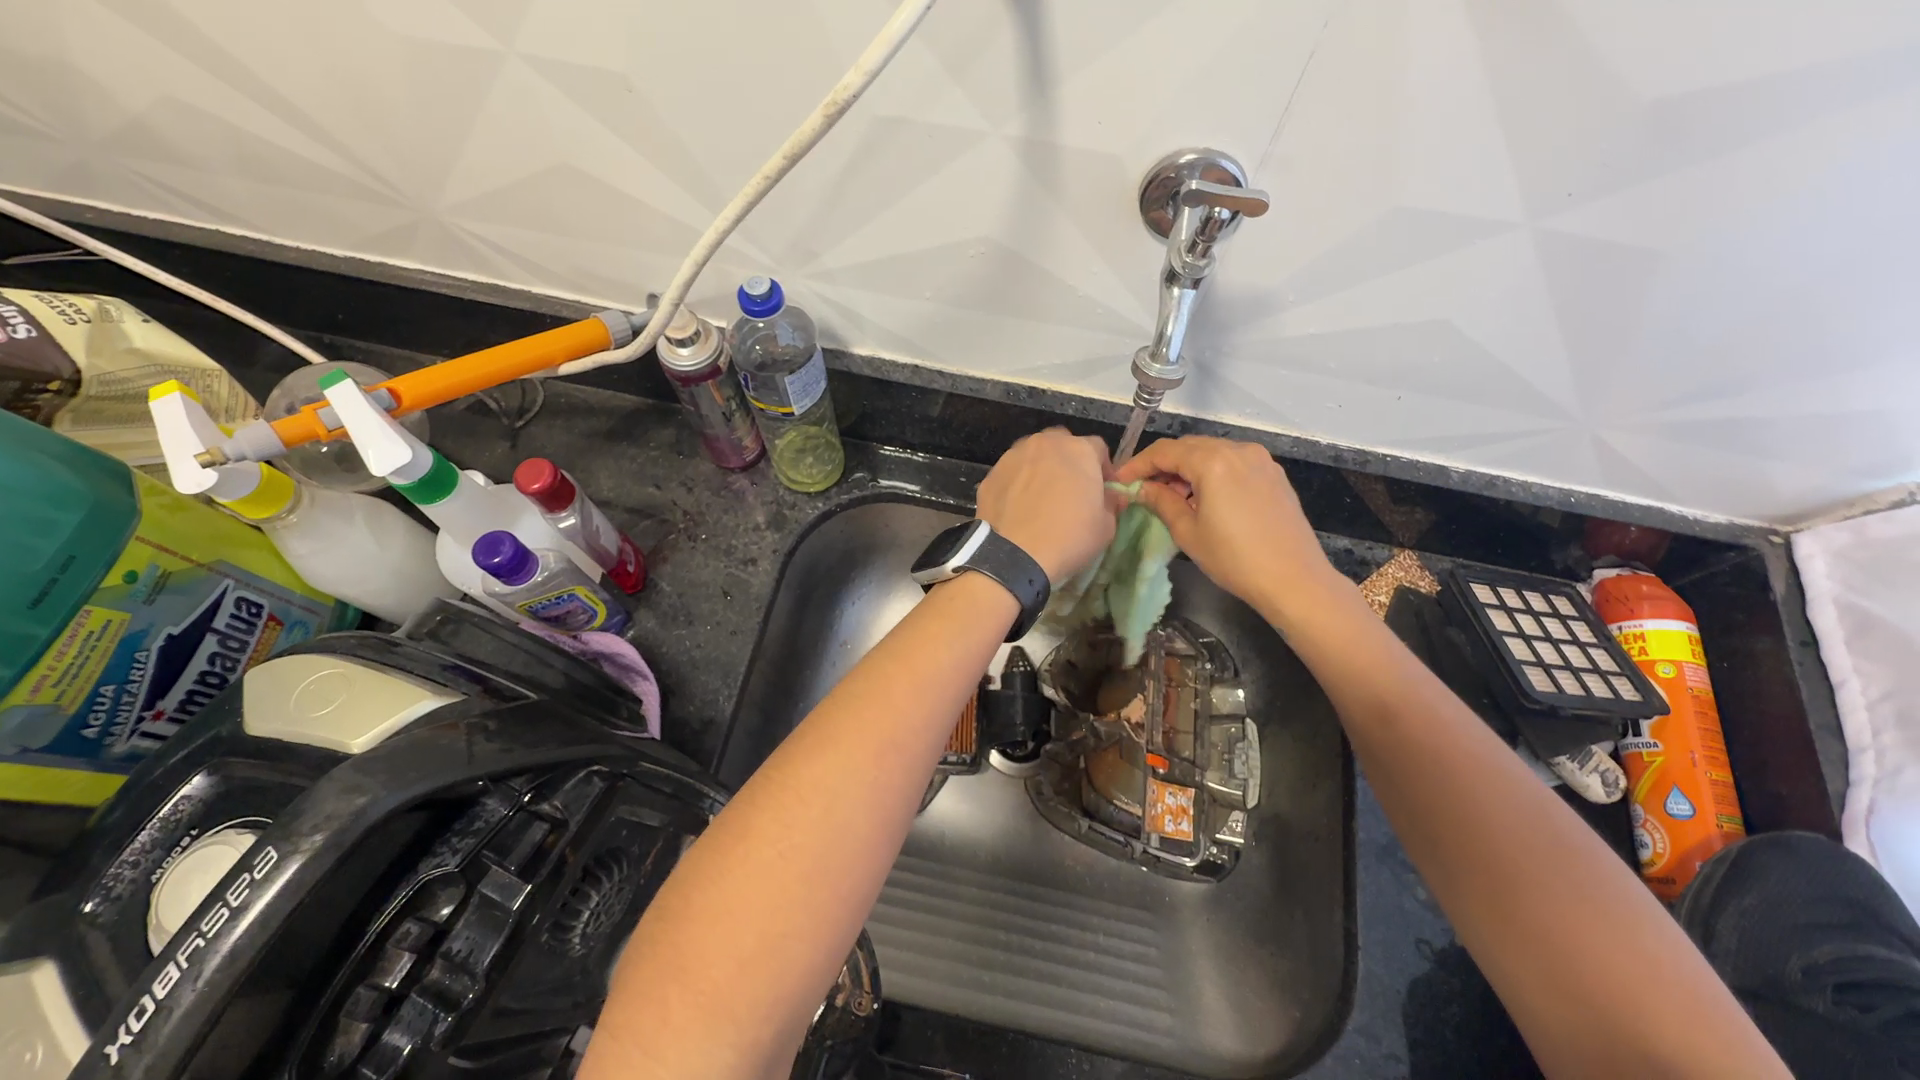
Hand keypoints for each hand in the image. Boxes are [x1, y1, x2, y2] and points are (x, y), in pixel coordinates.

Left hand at [976, 428, 1116, 582]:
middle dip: (1069, 461)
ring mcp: (1013, 456)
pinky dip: (1017, 484)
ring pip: (1032, 456)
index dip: (1102, 468)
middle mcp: (1045, 444)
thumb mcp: (1106, 527)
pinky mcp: (991, 475)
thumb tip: (1112, 496)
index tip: (1103, 490)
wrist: (1015, 556)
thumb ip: (1111, 503)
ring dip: (1040, 469)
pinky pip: (1011, 474)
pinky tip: (1018, 508)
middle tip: (1070, 490)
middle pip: (1062, 444)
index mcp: (1079, 450)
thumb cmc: (1069, 538)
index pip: (1098, 448)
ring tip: (1041, 498)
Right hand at [1113, 436, 1342, 621]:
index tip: (1120, 481)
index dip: (1138, 464)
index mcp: (1213, 461)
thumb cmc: (1234, 559)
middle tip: (1143, 489)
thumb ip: (1161, 502)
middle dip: (1164, 464)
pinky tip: (1205, 498)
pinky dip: (1213, 473)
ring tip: (1173, 497)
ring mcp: (1260, 460)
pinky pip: (1233, 463)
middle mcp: (1238, 450)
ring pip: (1213, 453)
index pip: (1165, 452)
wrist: (1293, 579)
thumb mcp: (1188, 532)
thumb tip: (1141, 489)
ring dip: (1188, 468)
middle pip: (1190, 447)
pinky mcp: (1274, 474)